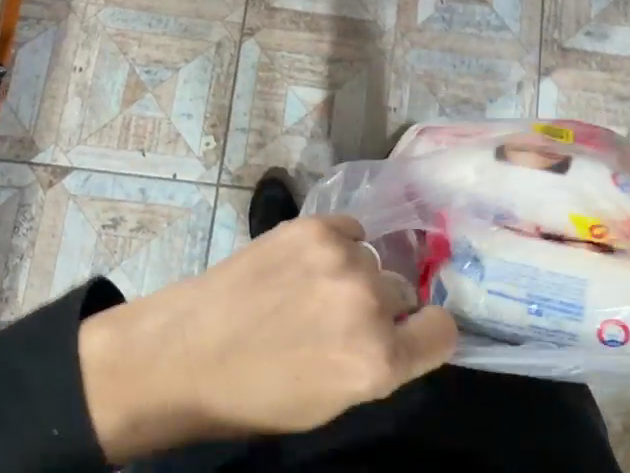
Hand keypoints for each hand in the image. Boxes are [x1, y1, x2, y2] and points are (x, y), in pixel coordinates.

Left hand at [77, 215, 458, 462]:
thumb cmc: (254, 395)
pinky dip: (337, 245)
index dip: (426, 334)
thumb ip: (376, 365)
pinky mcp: (314, 226)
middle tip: (339, 317)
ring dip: (354, 274)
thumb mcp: (331, 402)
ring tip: (311, 289)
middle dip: (381, 306)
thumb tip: (398, 332)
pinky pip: (351, 230)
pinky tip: (304, 263)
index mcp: (378, 361)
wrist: (185, 351)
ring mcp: (341, 258)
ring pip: (373, 260)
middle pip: (404, 292)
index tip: (408, 334)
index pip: (443, 331)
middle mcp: (369, 303)